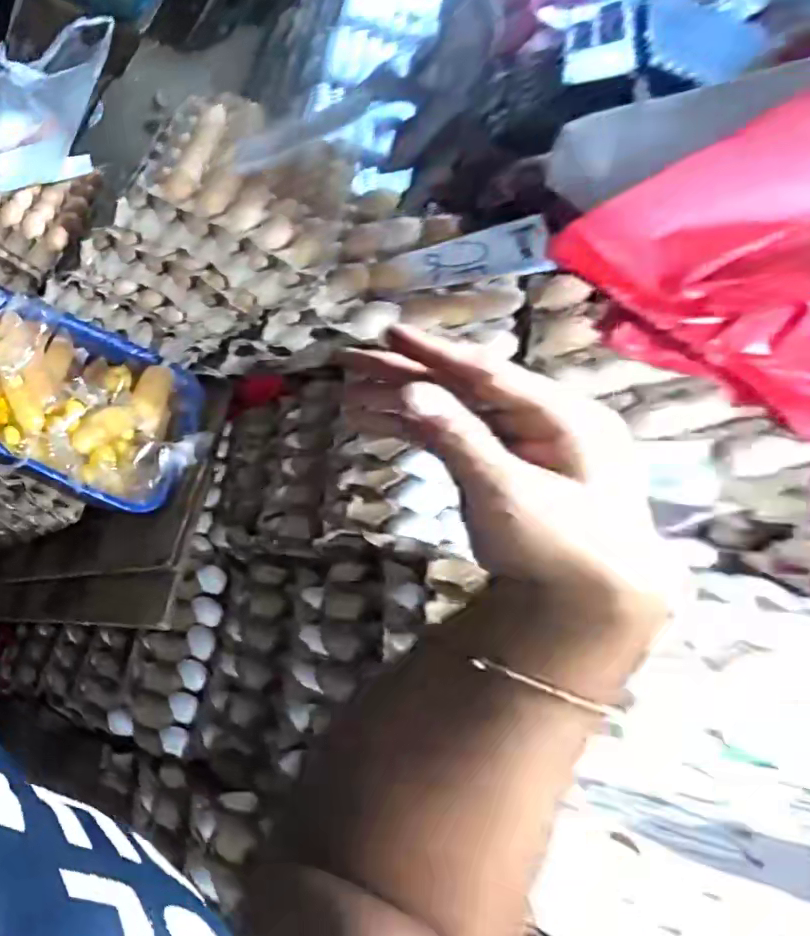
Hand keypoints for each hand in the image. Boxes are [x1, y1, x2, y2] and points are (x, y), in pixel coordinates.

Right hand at [339, 326, 675, 616]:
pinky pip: (450, 434)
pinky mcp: (501, 465)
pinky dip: (410, 426)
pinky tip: (371, 421)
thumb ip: (457, 436)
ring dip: (399, 401)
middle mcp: (545, 421)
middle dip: (404, 373)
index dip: (434, 352)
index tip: (387, 333)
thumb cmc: (555, 544)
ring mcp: (523, 443)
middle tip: (348, 360)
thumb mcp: (502, 489)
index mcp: (564, 417)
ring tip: (348, 394)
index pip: (486, 373)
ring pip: (451, 409)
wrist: (587, 602)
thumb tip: (411, 390)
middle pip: (462, 387)